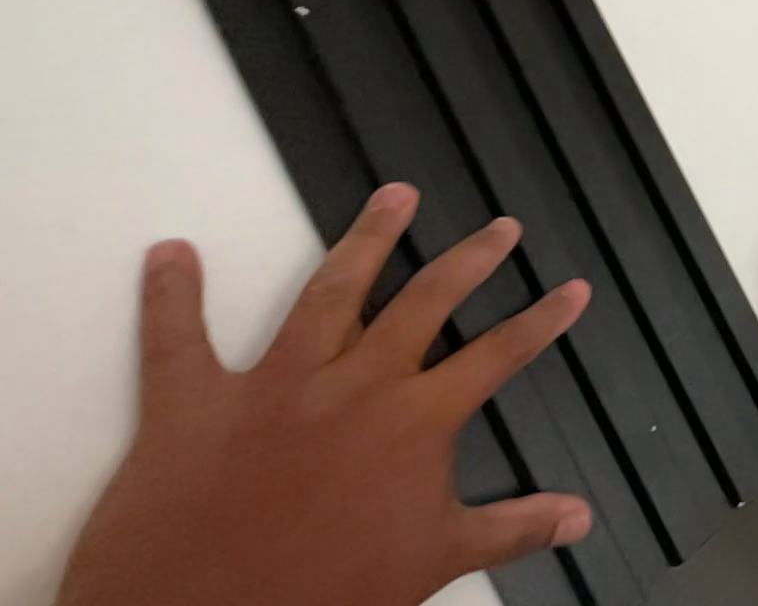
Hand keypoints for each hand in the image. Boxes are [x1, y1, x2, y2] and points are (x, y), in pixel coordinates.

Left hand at [56, 184, 592, 605]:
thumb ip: (515, 528)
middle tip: (502, 226)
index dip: (545, 319)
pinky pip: (176, 343)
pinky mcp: (193, 407)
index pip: (501, 353)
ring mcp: (277, 386)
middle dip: (472, 258)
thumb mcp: (434, 562)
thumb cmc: (325, 597)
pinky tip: (171, 253)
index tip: (575, 289)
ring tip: (395, 195)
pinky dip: (171, 296)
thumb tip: (583, 517)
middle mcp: (357, 384)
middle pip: (428, 300)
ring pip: (330, 293)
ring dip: (366, 240)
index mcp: (417, 418)